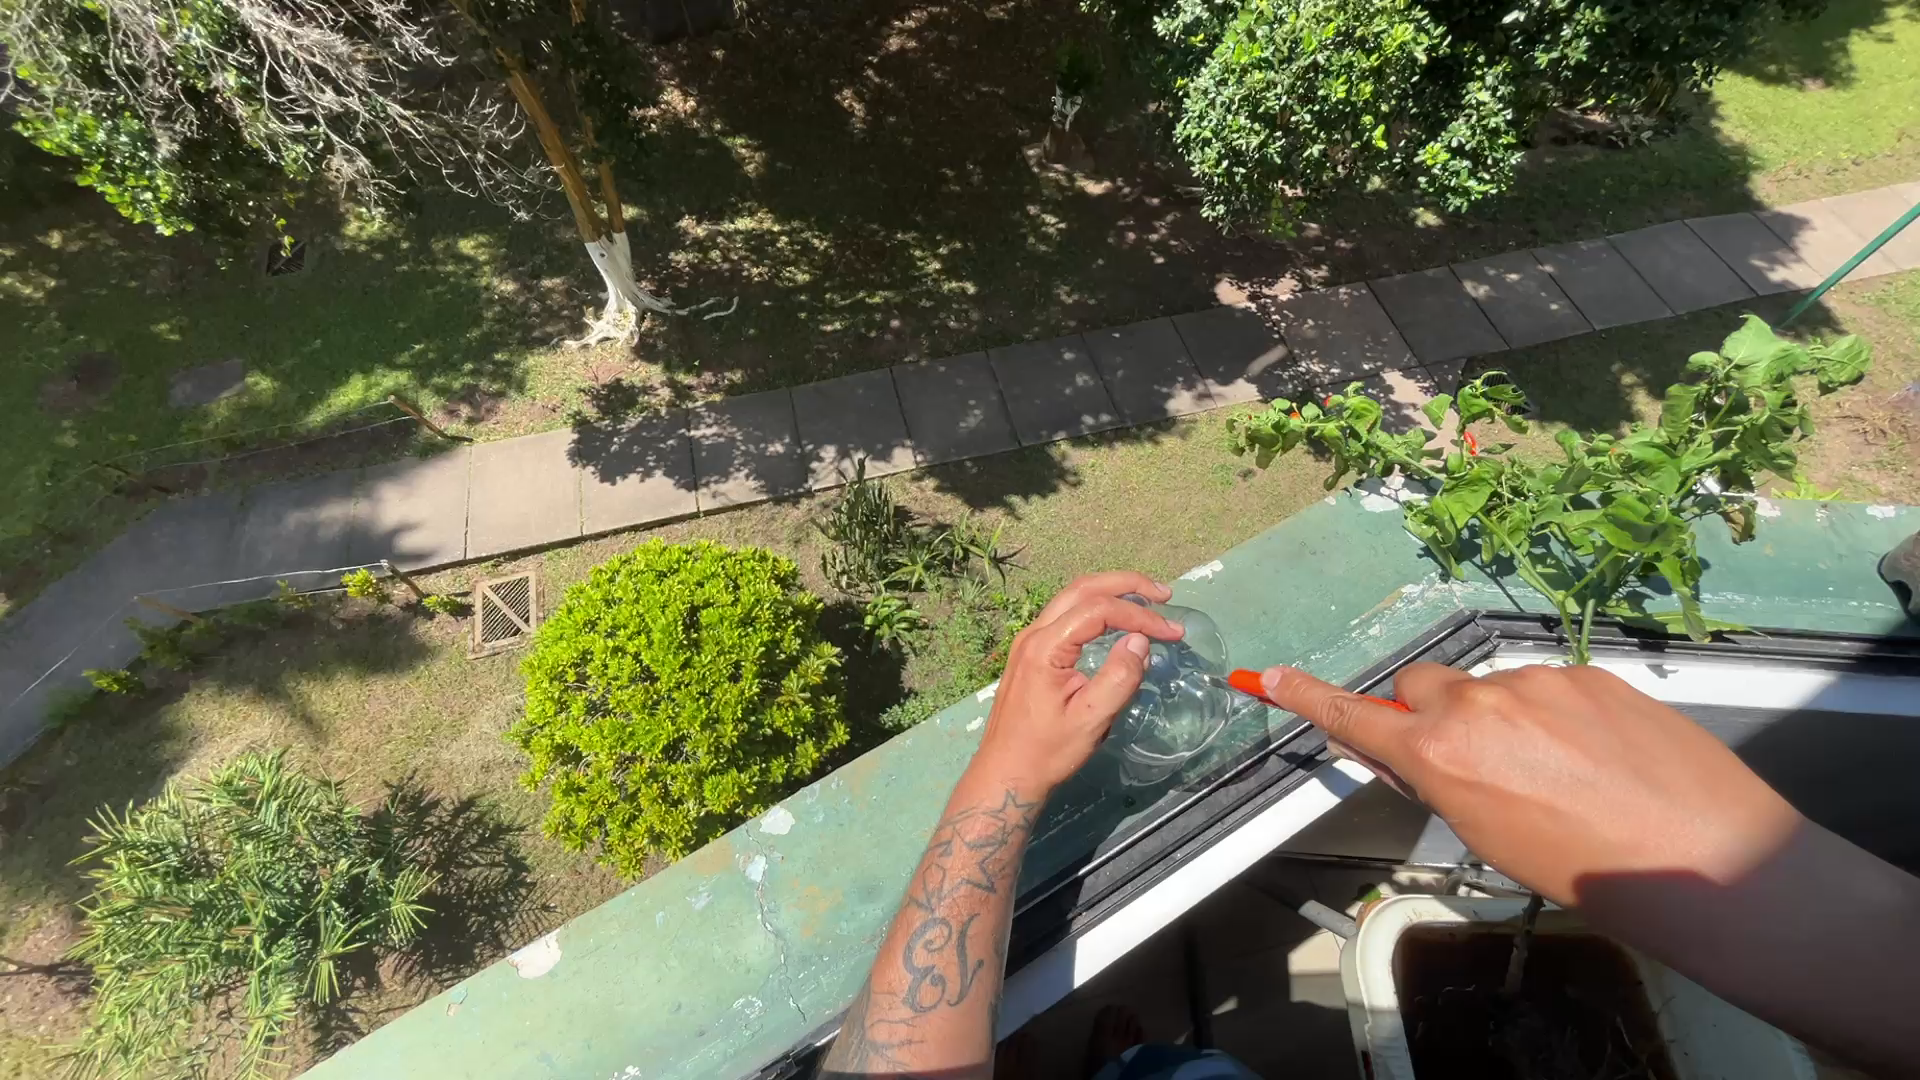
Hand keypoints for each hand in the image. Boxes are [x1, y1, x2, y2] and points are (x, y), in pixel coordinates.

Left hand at [973, 573, 1184, 791]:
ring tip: (1148, 600)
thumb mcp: (1091, 720)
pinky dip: (1096, 607)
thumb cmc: (1047, 751)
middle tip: (1165, 595)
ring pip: (1072, 597)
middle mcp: (1033, 633)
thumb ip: (1119, 678)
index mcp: (1045, 647)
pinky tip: (1117, 619)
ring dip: (1111, 592)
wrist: (1006, 771)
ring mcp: (1029, 640)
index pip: (1098, 610)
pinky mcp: (1032, 650)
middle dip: (1126, 585)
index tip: (1173, 633)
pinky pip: (1067, 614)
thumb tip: (1140, 641)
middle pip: (1083, 589)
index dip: (1139, 615)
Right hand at [1260, 661, 1803, 905]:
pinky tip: (1597, 751)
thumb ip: (1430, 776)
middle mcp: (1473, 705)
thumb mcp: (1480, 832)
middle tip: (1473, 751)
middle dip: (1430, 709)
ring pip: (1485, 685)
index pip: (1351, 715)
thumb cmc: (1581, 868)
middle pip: (1419, 683)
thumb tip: (1401, 746)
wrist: (1717, 868)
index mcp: (1439, 754)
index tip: (1269, 675)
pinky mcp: (1583, 671)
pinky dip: (1553, 709)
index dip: (1305, 696)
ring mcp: (1531, 681)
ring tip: (1559, 763)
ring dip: (1500, 713)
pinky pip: (1543, 682)